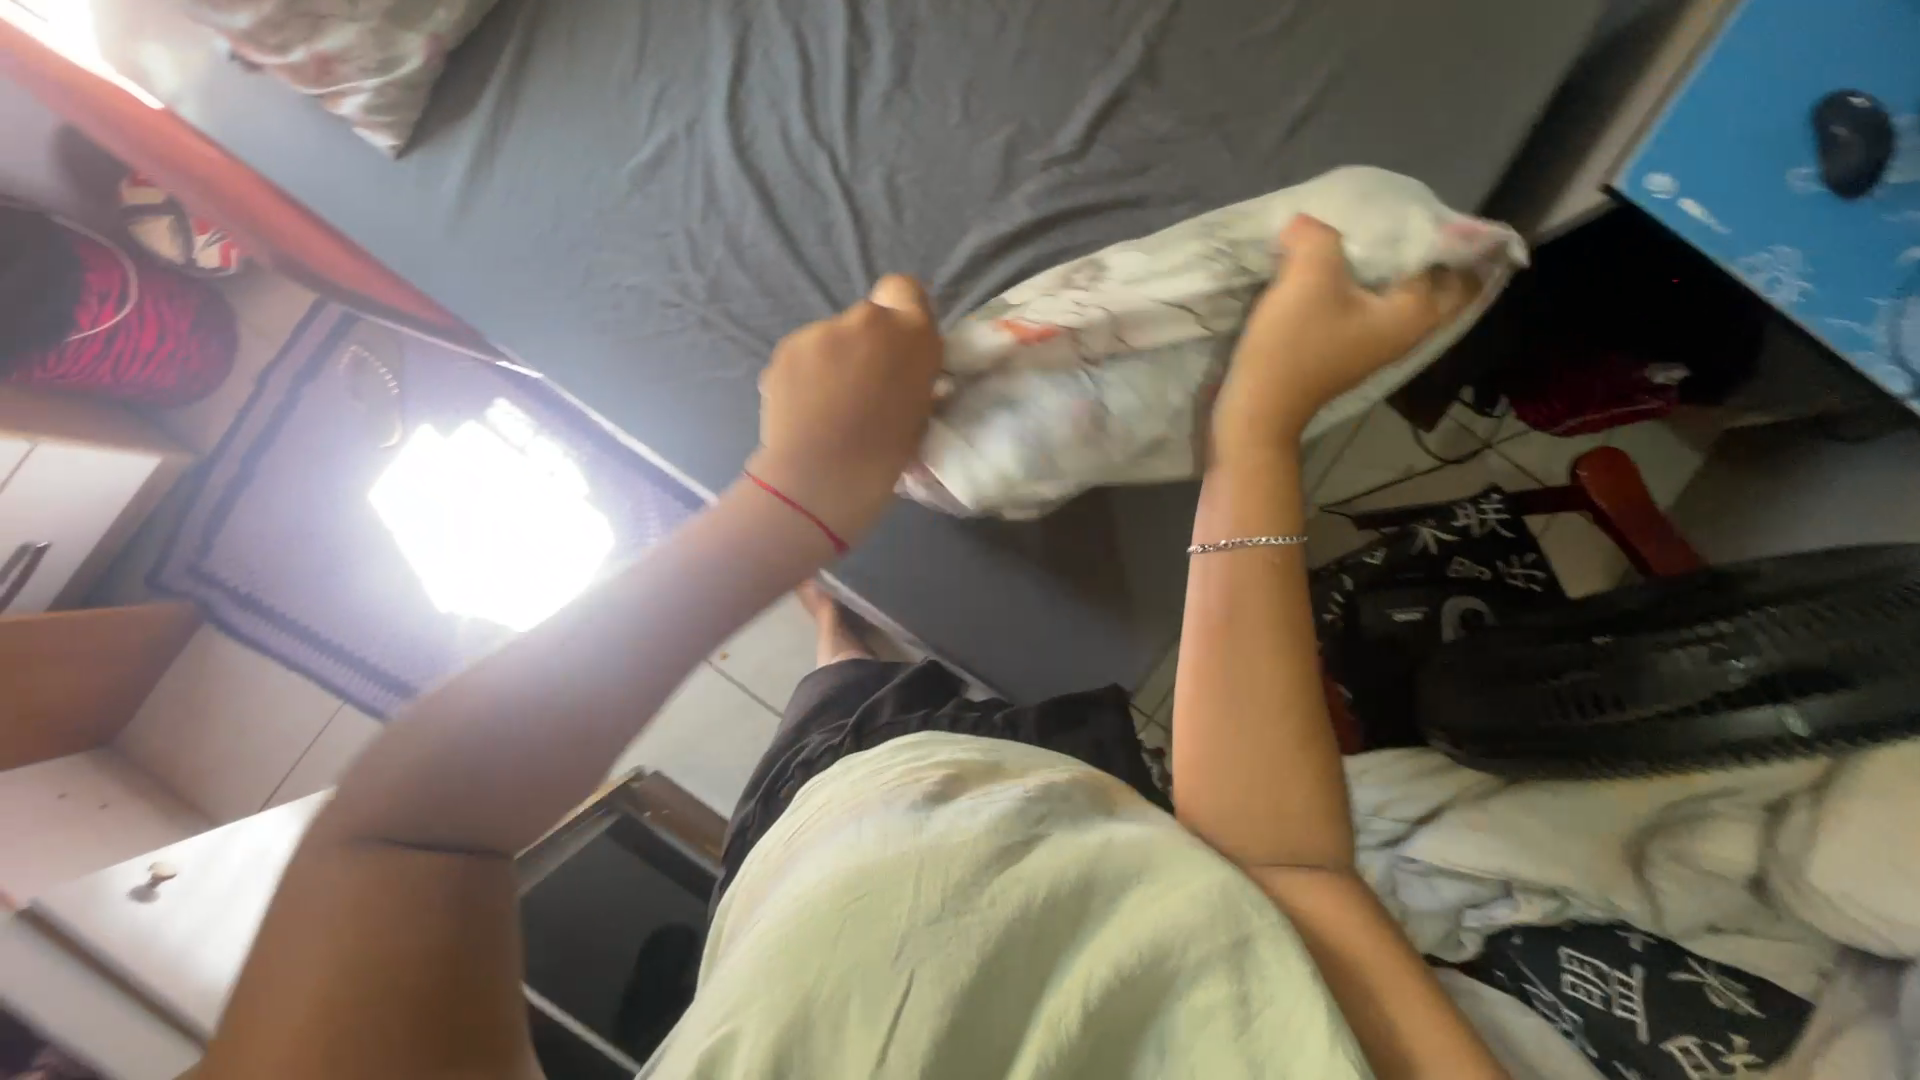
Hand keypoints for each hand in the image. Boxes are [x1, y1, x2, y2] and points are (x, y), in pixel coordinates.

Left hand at [748, 275, 943, 542]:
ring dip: (833, 361)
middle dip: (865, 345)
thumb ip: (912, 376)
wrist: (822, 477)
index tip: (897, 346)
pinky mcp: (787, 348)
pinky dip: (805, 376)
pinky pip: (803, 355)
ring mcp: (823, 330)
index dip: (900, 312)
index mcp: (914, 336)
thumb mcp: (920, 412)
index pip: (905, 289)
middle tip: (862, 388)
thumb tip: (901, 373)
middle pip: (868, 318)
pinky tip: (805, 410)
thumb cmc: (884, 456)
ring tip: (828, 408)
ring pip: (831, 338)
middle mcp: (869, 320)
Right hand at [1211, 215, 1477, 465]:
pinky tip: (1344, 270)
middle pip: (1441, 280)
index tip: (1395, 201)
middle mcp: (1410, 329)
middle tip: (1397, 221)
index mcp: (1417, 310)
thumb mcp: (1308, 277)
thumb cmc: (1292, 347)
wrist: (1258, 409)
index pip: (1442, 251)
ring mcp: (1381, 344)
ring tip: (1368, 237)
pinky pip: (1376, 306)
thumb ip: (1317, 235)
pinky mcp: (1353, 351)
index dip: (1423, 221)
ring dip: (1394, 266)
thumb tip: (1306, 224)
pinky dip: (1370, 285)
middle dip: (1425, 249)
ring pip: (1406, 292)